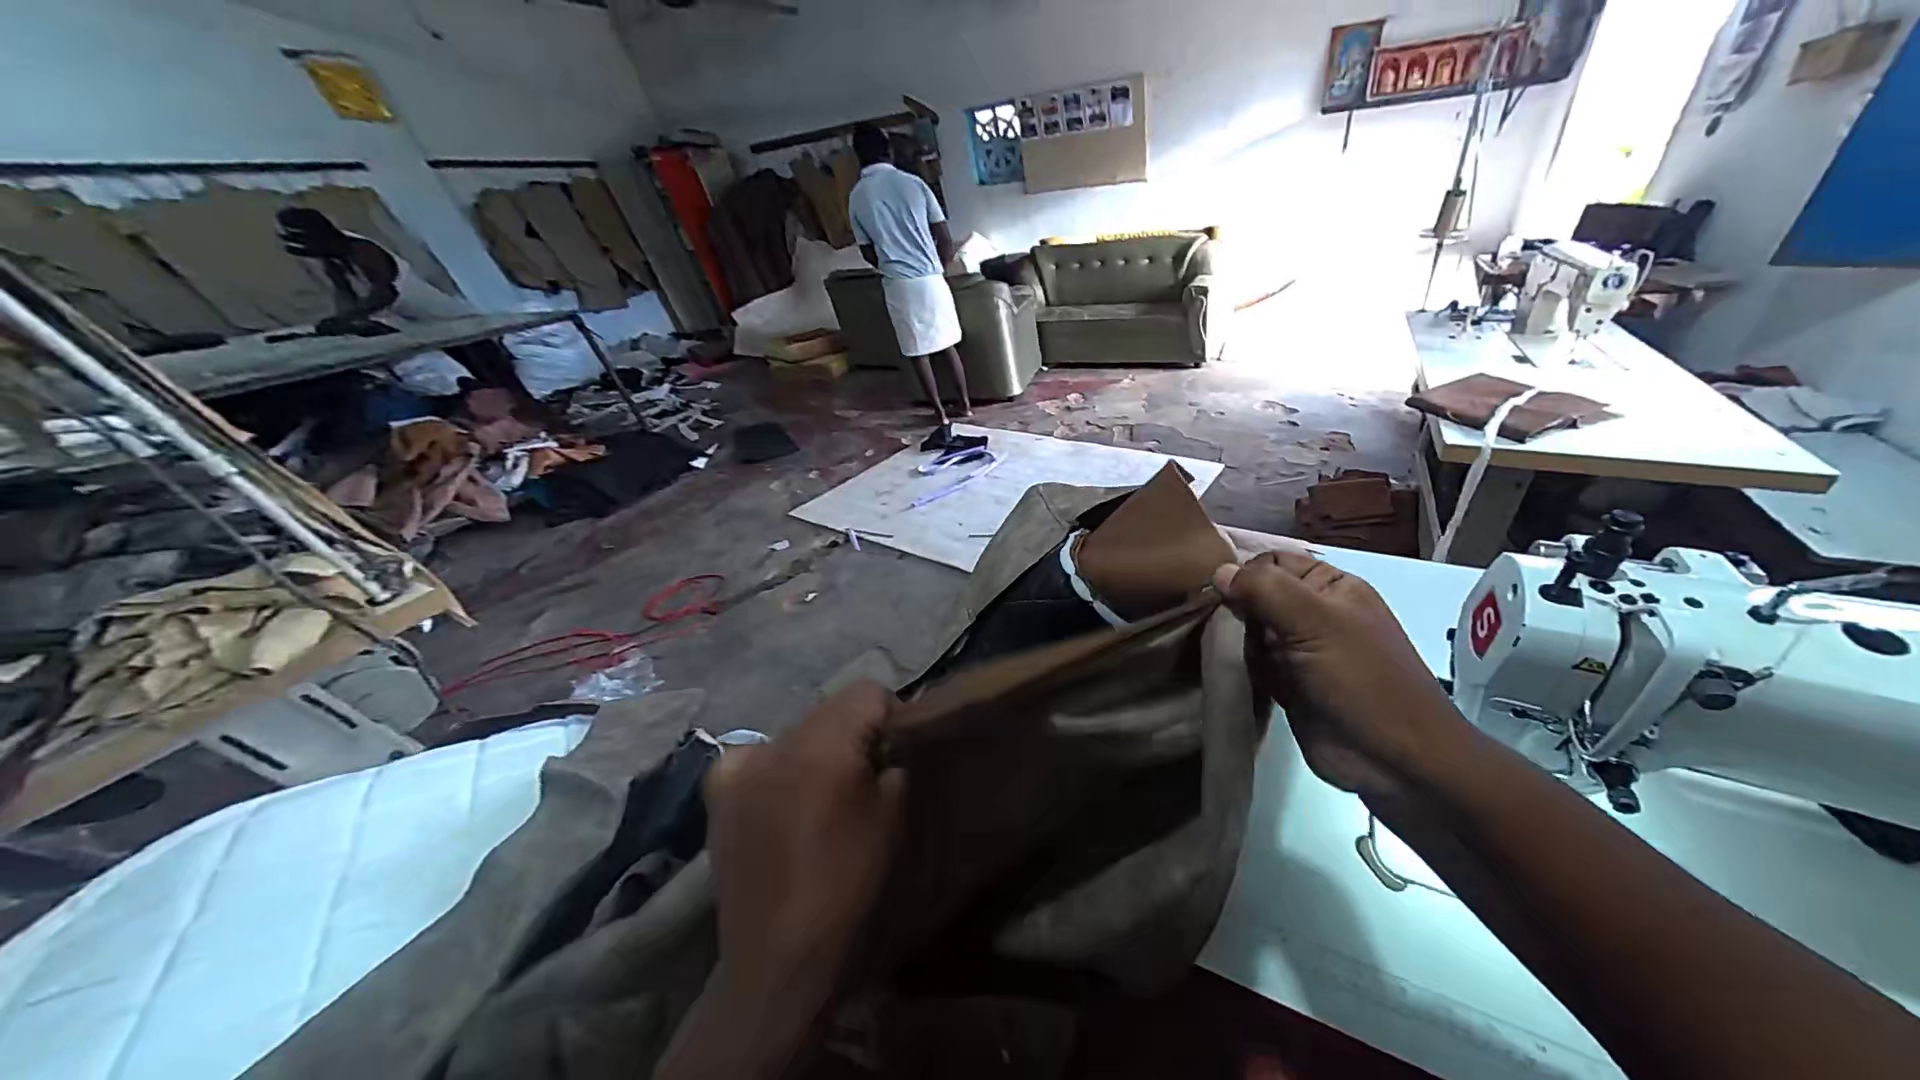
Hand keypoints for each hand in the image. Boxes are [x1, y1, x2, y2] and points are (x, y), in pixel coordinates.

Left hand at [703, 680, 906, 1002]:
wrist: (778, 957)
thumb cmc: (847, 885)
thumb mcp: (894, 817)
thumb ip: (897, 761)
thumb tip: (891, 741)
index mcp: (821, 745)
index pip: (867, 691)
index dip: (890, 716)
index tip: (894, 754)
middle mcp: (774, 741)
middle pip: (829, 709)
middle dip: (852, 733)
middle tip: (862, 778)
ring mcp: (737, 764)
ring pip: (795, 732)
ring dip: (814, 750)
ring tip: (821, 797)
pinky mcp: (717, 791)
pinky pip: (756, 757)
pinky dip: (774, 768)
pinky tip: (779, 801)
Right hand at [1212, 552, 1467, 796]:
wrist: (1393, 760)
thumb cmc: (1360, 680)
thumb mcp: (1314, 621)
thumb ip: (1264, 588)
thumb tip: (1217, 571)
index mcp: (1330, 586)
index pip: (1269, 561)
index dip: (1244, 574)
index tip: (1222, 596)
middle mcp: (1314, 612)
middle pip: (1254, 596)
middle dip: (1241, 614)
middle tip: (1245, 636)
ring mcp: (1301, 650)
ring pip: (1249, 632)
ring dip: (1244, 647)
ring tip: (1260, 666)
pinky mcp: (1289, 683)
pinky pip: (1254, 664)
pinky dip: (1250, 671)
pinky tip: (1262, 683)